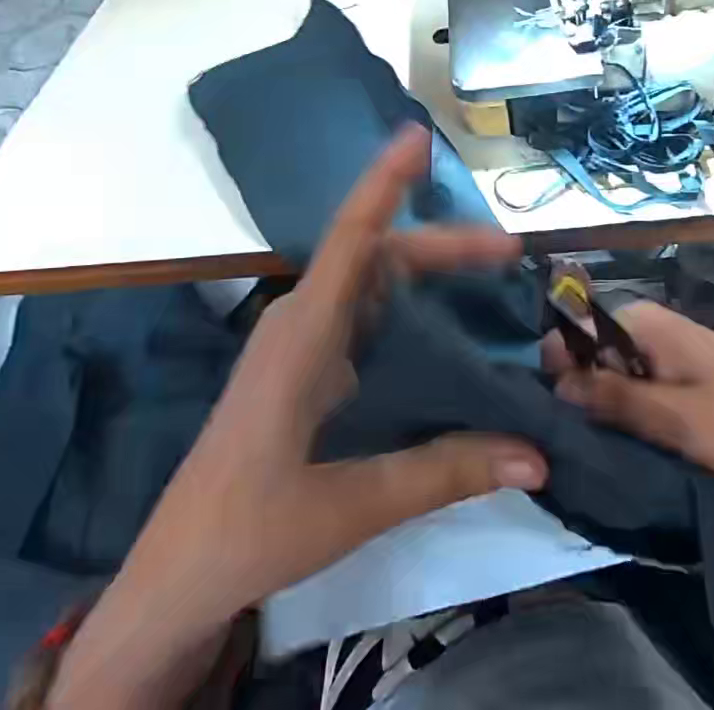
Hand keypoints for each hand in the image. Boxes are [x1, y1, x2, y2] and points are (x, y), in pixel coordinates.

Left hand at [53, 125, 546, 708]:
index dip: (383, 184)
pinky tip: (444, 327)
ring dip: (425, 270)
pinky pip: (362, 316)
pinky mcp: (303, 371)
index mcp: (301, 337)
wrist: (176, 577)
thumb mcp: (351, 506)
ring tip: (490, 273)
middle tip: (509, 251)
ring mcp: (299, 346)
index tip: (416, 136)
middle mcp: (299, 325)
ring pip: (368, 284)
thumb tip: (537, 456)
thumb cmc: (247, 531)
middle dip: (441, 245)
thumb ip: (444, 472)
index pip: (349, 241)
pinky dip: (407, 305)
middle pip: (374, 257)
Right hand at [544, 300, 713, 478]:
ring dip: (601, 401)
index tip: (555, 406)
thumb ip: (612, 397)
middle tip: (579, 431)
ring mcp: (661, 348)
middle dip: (578, 385)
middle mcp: (646, 325)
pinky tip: (625, 435)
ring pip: (609, 369)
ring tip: (599, 438)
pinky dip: (624, 406)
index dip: (558, 363)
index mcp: (641, 320)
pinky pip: (631, 382)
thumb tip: (555, 382)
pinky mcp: (674, 373)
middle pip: (588, 348)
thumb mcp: (672, 415)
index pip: (575, 326)